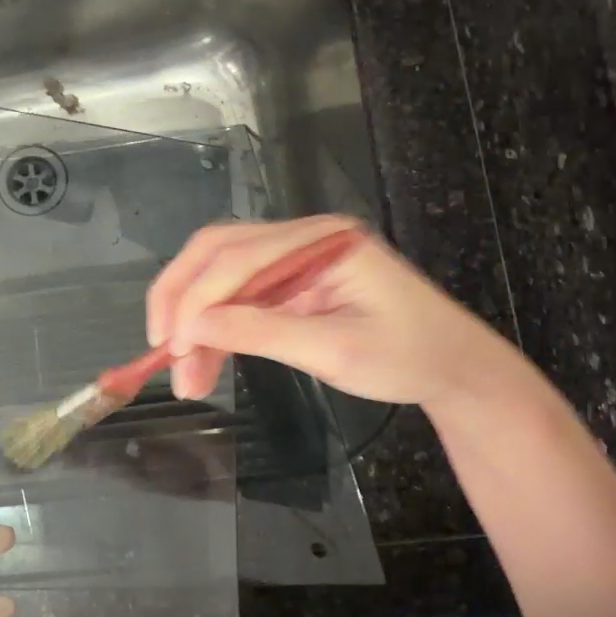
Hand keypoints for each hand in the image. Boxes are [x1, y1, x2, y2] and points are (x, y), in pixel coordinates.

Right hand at [146, 216, 522, 406]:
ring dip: (192, 322)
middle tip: (161, 349)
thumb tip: (192, 327)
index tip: (172, 346)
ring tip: (185, 377)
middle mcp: (300, 239)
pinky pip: (235, 299)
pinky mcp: (287, 285)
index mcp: (321, 240)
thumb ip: (261, 332)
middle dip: (180, 300)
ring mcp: (292, 260)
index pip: (238, 257)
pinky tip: (203, 364)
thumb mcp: (336, 349)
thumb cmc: (409, 356)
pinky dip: (213, 331)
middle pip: (216, 253)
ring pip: (217, 276)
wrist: (455, 369)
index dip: (196, 300)